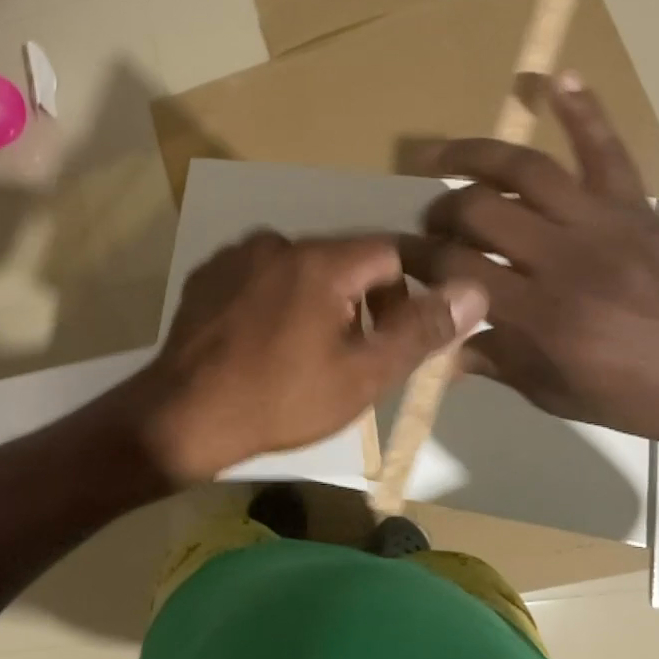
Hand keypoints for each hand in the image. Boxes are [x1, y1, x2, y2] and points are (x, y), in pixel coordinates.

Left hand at [134, 231, 487, 481]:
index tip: (389, 340)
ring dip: (311, 301)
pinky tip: (257, 344)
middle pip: (340, 260)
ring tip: (297, 355)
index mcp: (319, 259)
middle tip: (344, 356)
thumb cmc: (279, 400)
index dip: (401, 297)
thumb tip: (475, 289)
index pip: (389, 254)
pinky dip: (269, 301)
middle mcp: (275, 242)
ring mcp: (232, 257)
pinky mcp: (204, 277)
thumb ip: (420, 330)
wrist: (183, 416)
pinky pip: (256, 278)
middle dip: (355, 301)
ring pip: (296, 269)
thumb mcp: (362, 375)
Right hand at [403, 72, 658, 457]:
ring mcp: (604, 224)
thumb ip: (496, 361)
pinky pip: (605, 150)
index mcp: (542, 314)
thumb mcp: (556, 393)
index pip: (455, 267)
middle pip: (478, 211)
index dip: (417, 259)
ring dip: (471, 155)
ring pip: (525, 169)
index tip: (399, 259)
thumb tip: (441, 350)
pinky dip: (581, 109)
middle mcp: (566, 258)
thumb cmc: (644, 399)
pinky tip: (552, 78)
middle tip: (430, 229)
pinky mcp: (638, 208)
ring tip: (434, 154)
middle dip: (439, 215)